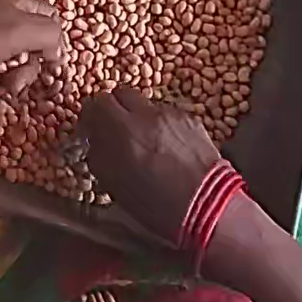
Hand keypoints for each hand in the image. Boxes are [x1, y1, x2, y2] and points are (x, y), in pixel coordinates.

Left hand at [0, 0, 64, 107]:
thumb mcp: (19, 28)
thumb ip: (49, 36)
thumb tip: (57, 51)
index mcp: (17, 4)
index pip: (50, 19)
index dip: (53, 43)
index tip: (47, 63)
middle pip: (30, 52)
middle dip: (24, 71)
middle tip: (12, 81)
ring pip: (5, 70)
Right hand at [77, 88, 221, 242]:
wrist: (210, 207)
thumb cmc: (156, 204)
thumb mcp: (114, 184)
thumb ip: (99, 154)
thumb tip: (94, 140)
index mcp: (123, 130)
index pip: (96, 102)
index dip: (91, 114)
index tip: (91, 129)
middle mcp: (146, 115)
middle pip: (120, 93)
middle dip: (114, 108)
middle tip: (114, 129)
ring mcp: (170, 114)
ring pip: (145, 104)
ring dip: (138, 117)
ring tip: (144, 143)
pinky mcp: (191, 119)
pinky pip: (166, 114)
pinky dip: (160, 125)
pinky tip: (166, 148)